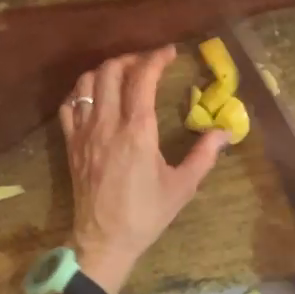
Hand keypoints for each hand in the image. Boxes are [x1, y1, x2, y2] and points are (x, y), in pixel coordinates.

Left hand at [59, 46, 226, 292]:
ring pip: (86, 83)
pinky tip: (94, 97)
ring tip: (122, 76)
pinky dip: (81, 93)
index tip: (170, 53)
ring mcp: (85, 133)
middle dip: (131, 59)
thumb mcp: (182, 187)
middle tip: (147, 65)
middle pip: (111, 71)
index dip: (156, 58)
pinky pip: (69, 106)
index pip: (142, 78)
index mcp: (137, 131)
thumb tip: (224, 132)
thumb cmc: (146, 215)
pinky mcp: (71, 145)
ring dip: (105, 72)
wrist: (104, 240)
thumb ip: (204, 155)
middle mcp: (107, 124)